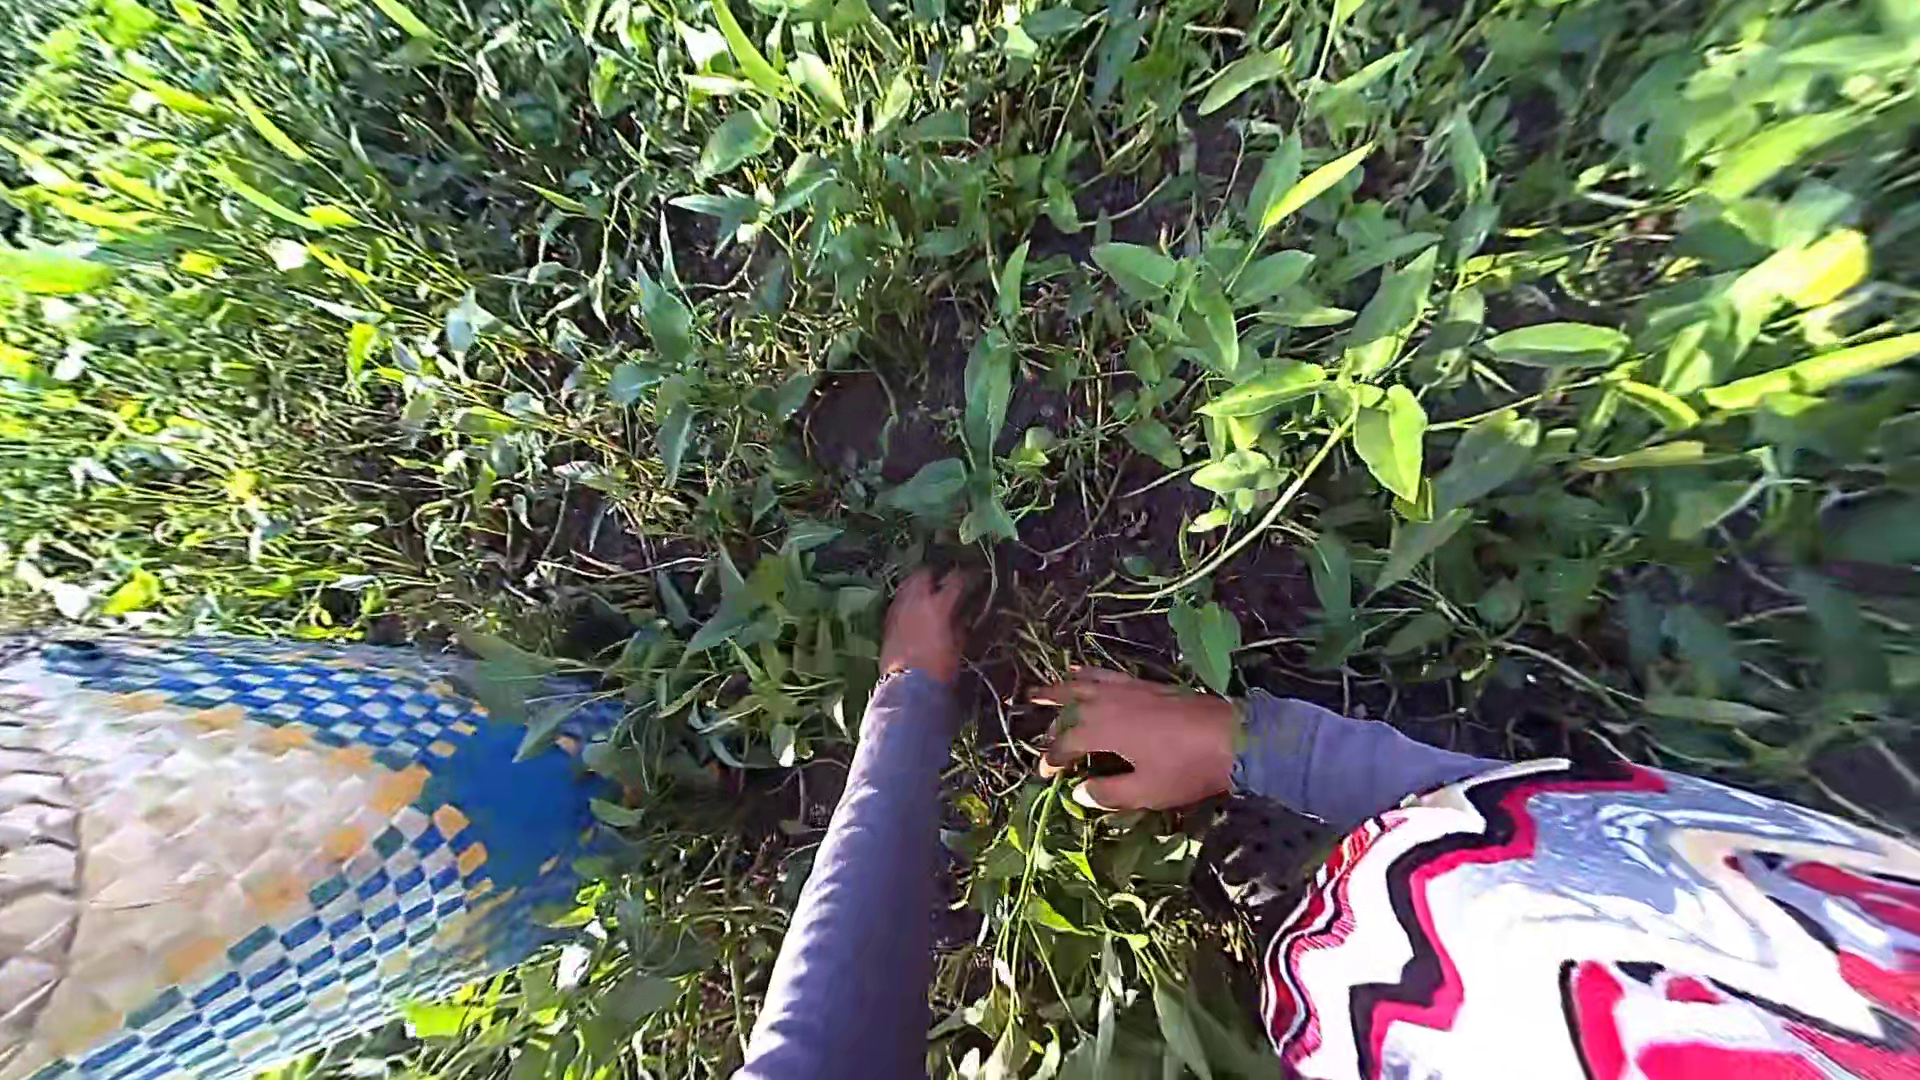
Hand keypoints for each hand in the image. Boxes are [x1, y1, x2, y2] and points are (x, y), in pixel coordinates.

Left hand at [879, 569, 969, 684]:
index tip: (974, 577)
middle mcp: (917, 601)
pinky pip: (898, 600)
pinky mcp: (888, 620)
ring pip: (907, 584)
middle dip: (937, 573)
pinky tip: (912, 607)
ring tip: (927, 589)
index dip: (968, 575)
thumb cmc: (938, 669)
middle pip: (925, 573)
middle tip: (946, 579)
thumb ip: (961, 626)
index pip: (957, 579)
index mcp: (939, 605)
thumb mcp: (957, 646)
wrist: (907, 688)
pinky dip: (907, 598)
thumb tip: (964, 616)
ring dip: (918, 583)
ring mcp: (899, 608)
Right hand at [1034, 668, 1236, 809]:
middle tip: (1028, 704)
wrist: (1229, 735)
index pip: (1064, 743)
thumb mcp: (1146, 791)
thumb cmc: (1185, 768)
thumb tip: (1077, 792)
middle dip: (1047, 706)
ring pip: (1084, 683)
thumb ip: (1108, 792)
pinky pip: (1106, 674)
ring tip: (1047, 684)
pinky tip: (1085, 671)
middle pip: (1068, 701)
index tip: (1044, 773)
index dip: (1051, 758)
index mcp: (1101, 730)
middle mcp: (1105, 704)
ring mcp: (1124, 690)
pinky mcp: (1142, 684)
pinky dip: (1090, 673)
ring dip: (1063, 684)